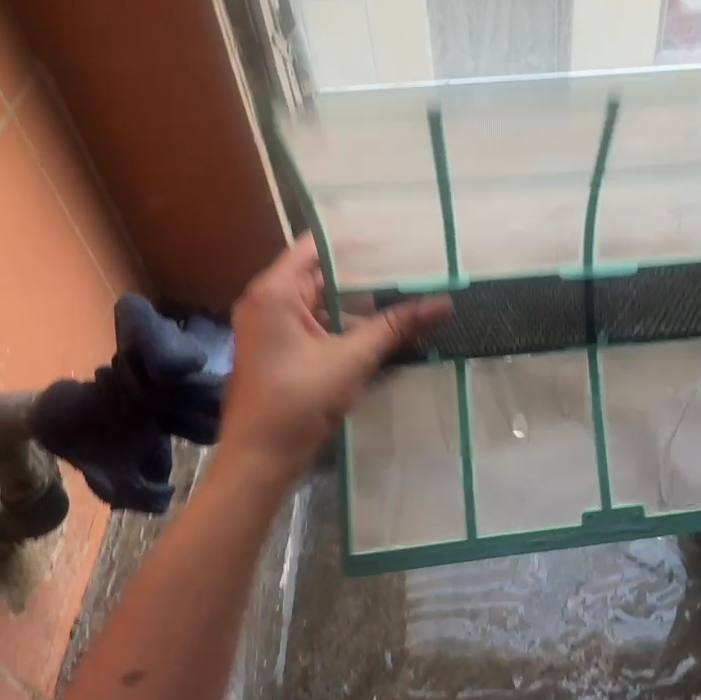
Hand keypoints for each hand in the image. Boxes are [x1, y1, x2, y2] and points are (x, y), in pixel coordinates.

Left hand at [219, 235, 448, 477]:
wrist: (258, 462)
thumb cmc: (297, 402)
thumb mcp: (352, 359)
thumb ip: (396, 326)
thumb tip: (443, 303)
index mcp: (276, 291)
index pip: (318, 245)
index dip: (358, 240)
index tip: (398, 237)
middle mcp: (268, 300)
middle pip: (322, 271)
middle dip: (367, 271)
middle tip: (411, 263)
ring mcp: (271, 325)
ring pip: (322, 298)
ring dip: (360, 299)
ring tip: (405, 292)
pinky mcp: (279, 348)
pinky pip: (317, 321)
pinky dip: (346, 321)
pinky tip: (383, 326)